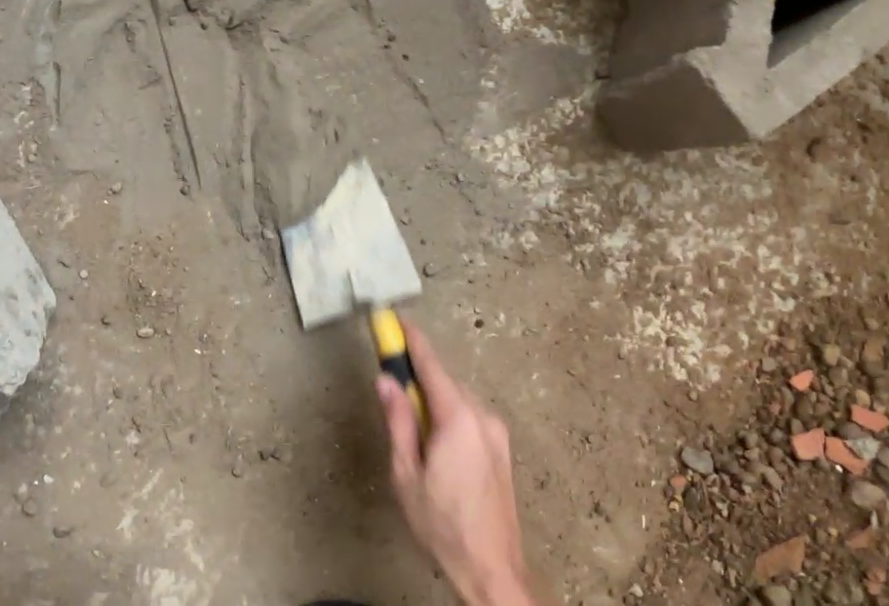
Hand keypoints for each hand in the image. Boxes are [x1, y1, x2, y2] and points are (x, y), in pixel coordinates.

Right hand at [377, 324, 541, 605]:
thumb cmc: (443, 524)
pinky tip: (435, 446)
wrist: (491, 569)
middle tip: (391, 388)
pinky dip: (448, 417)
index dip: (410, 339)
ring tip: (413, 435)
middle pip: (444, 382)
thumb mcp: (406, 472)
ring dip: (433, 402)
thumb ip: (397, 420)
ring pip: (457, 400)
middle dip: (416, 379)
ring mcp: (496, 434)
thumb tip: (386, 380)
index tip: (394, 319)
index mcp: (458, 419)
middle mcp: (482, 418)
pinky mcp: (501, 450)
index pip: (431, 365)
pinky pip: (469, 418)